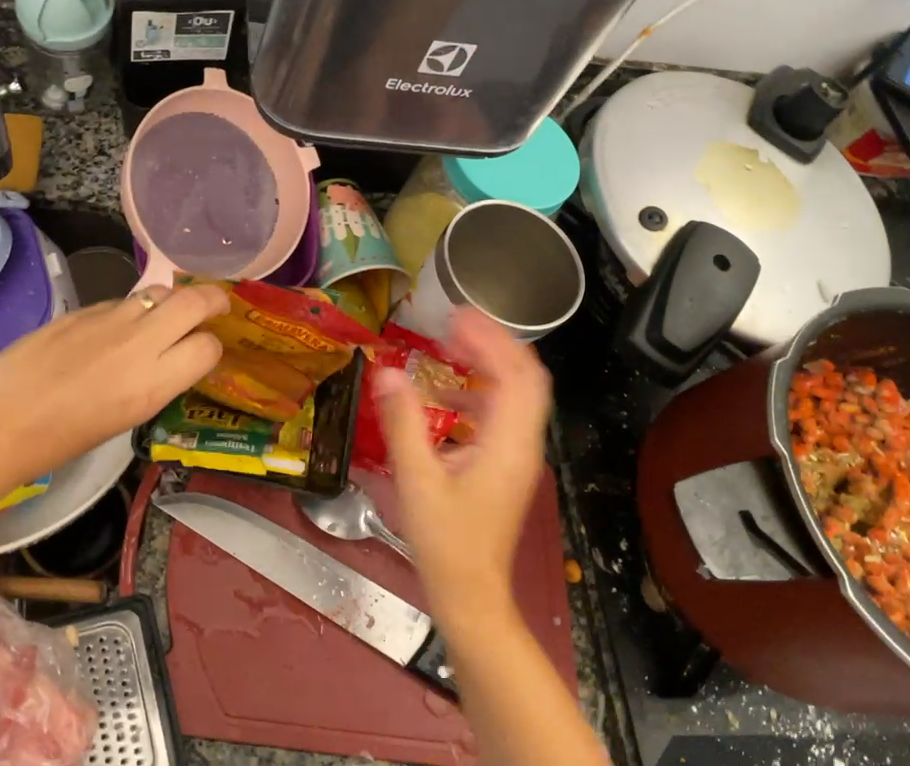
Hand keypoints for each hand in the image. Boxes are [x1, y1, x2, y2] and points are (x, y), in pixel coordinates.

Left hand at [0, 284, 227, 489]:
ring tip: (166, 314)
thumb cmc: (60, 441)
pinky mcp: (81, 310)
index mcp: (152, 383)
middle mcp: (139, 344)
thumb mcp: (124, 420)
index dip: (212, 346)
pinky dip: (131, 310)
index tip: (207, 349)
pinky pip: (121, 301)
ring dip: (170, 300)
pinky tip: (115, 330)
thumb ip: (154, 383)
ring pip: (157, 293)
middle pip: (193, 302)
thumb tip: (169, 360)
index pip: (207, 347)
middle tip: (215, 305)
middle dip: (212, 298)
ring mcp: (109, 320)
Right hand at [377, 306, 552, 621]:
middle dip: (494, 344)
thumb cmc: (446, 542)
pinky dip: (481, 394)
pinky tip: (448, 396)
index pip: (517, 375)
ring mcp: (517, 458)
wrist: (471, 595)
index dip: (493, 339)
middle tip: (455, 323)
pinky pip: (503, 416)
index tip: (458, 315)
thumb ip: (402, 423)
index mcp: (508, 443)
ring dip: (488, 366)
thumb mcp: (417, 480)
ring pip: (516, 396)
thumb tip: (385, 372)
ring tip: (451, 348)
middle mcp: (522, 444)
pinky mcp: (506, 469)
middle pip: (525, 379)